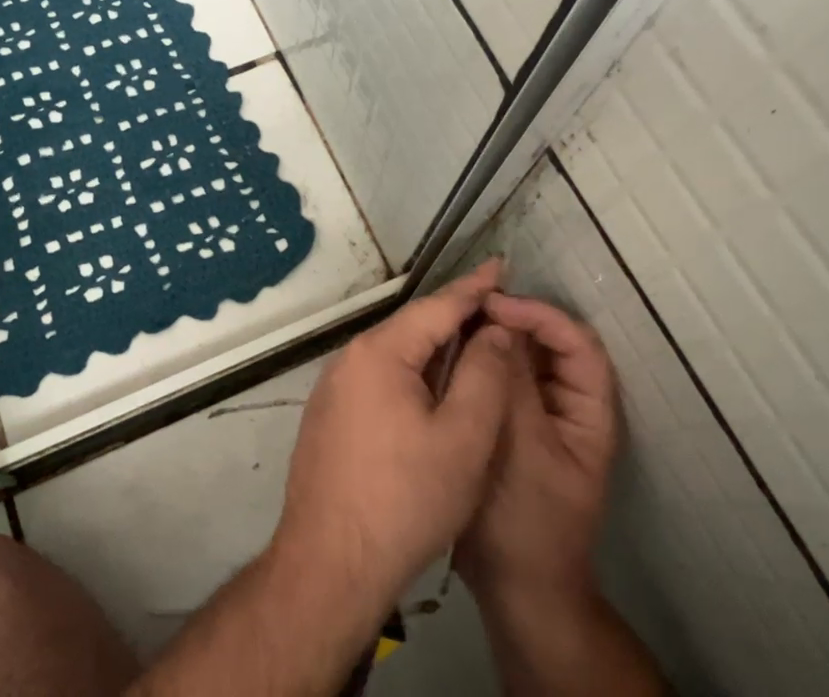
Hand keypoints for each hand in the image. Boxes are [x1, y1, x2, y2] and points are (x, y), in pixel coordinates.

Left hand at [270, 260, 514, 612]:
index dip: (475, 287)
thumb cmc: (406, 499)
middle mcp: (348, 361)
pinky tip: (433, 391)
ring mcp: (332, 392)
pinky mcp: (327, 420)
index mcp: (379, 353)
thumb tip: (492, 329)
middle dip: (455, 316)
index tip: (501, 264)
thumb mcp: (465, 437)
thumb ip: (485, 373)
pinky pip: (378, 381)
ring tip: (474, 342)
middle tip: (497, 305)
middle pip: (412, 328)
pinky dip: (411, 375)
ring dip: (434, 349)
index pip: (437, 306)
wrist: (330, 564)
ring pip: (394, 356)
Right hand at [456, 293, 619, 602]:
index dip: (538, 315)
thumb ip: (511, 386)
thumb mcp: (522, 450)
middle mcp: (566, 406)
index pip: (575, 342)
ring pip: (519, 364)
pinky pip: (496, 387)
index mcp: (587, 410)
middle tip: (465, 308)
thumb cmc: (528, 522)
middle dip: (511, 322)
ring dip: (491, 342)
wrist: (516, 589)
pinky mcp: (507, 431)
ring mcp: (536, 419)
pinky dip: (477, 368)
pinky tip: (445, 359)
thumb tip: (495, 326)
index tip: (492, 306)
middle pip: (547, 347)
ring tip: (451, 325)